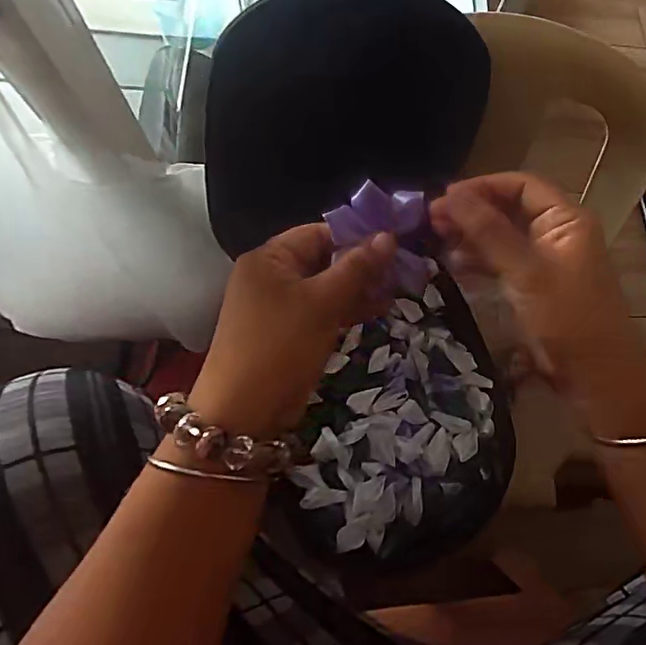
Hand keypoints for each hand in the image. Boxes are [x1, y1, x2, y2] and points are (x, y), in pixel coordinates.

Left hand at [187, 224, 396, 436]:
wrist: (244, 412)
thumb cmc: (281, 345)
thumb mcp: (323, 303)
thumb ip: (357, 268)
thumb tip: (388, 236)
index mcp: (270, 256)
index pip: (319, 232)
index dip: (356, 236)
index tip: (394, 244)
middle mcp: (271, 274)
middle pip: (324, 258)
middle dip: (362, 265)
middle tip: (401, 270)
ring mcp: (279, 303)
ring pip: (326, 285)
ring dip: (359, 288)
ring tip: (396, 291)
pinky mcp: (289, 329)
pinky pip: (321, 308)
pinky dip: (346, 308)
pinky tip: (378, 310)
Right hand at [431, 174, 645, 432]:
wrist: (598, 380)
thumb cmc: (567, 320)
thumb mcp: (525, 272)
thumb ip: (487, 231)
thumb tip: (449, 195)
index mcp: (566, 219)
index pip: (521, 184)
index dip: (482, 186)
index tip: (444, 196)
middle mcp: (557, 232)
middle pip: (508, 207)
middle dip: (471, 211)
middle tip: (431, 220)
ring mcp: (546, 260)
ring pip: (502, 235)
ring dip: (470, 235)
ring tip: (435, 240)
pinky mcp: (535, 285)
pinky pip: (502, 261)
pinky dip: (478, 260)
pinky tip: (452, 265)